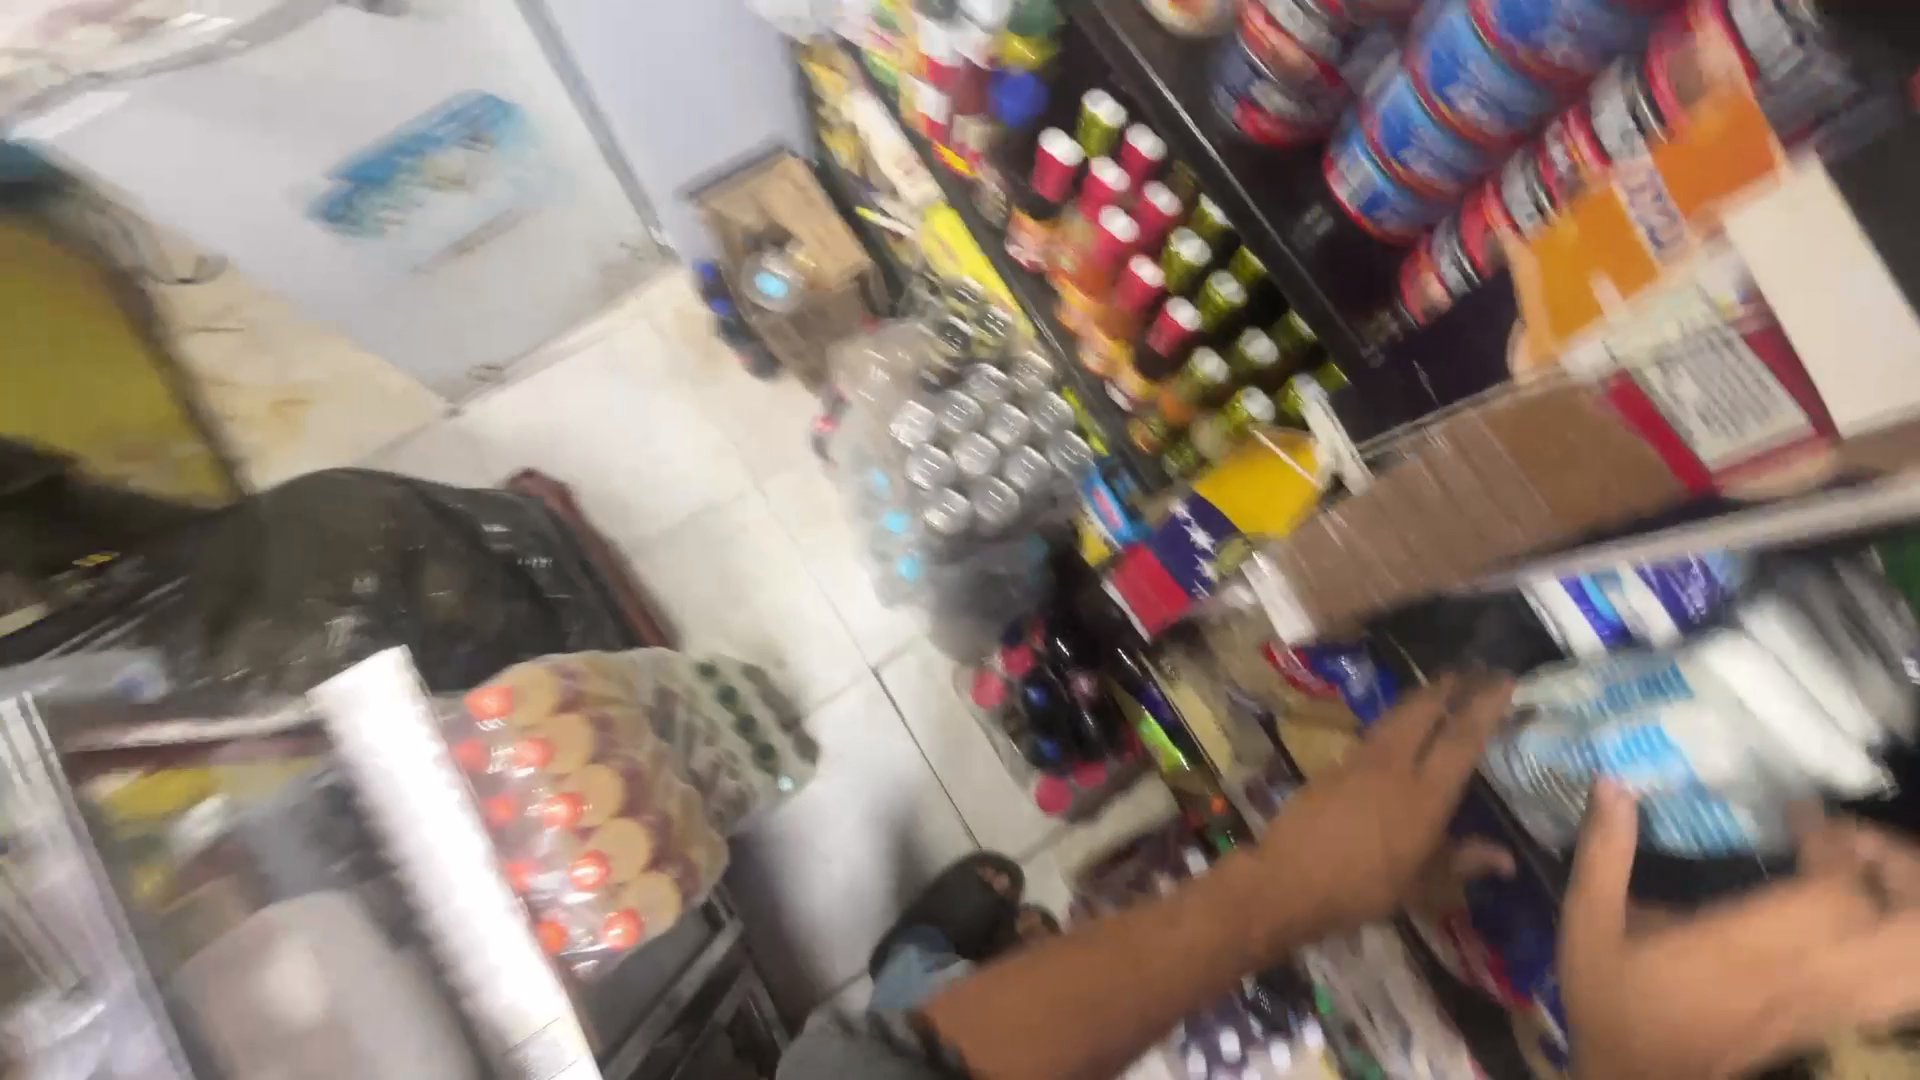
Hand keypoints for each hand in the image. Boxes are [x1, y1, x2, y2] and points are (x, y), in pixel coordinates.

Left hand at [1254, 669, 1516, 937]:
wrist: (1291, 876)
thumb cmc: (1364, 887)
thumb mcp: (1424, 886)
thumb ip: (1463, 862)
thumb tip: (1505, 857)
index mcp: (1424, 794)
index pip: (1461, 739)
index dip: (1483, 706)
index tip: (1501, 678)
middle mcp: (1391, 767)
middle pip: (1420, 713)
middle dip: (1445, 689)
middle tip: (1466, 671)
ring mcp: (1356, 762)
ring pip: (1392, 720)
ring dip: (1416, 701)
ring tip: (1435, 690)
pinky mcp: (1330, 767)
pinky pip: (1370, 736)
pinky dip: (1390, 724)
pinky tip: (1395, 728)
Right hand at [1560, 782, 1919, 1079]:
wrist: (1638, 1073)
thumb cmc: (1608, 991)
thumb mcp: (1587, 915)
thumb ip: (1605, 851)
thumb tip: (1612, 784)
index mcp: (1743, 946)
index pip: (1833, 893)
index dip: (1835, 844)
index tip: (1796, 811)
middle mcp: (1805, 977)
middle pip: (1904, 927)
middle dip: (1895, 872)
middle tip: (1846, 837)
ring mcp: (1829, 1005)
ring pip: (1915, 962)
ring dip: (1908, 910)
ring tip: (1865, 871)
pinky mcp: (1835, 1021)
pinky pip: (1903, 989)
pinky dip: (1903, 950)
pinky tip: (1870, 923)